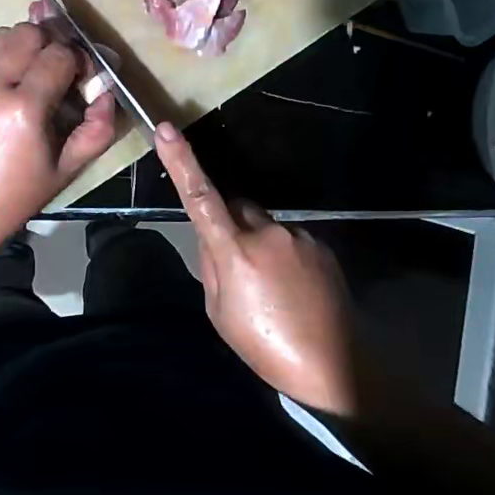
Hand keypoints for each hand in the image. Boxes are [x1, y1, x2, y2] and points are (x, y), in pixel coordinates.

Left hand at [0, 22, 117, 248]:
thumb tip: (107, 92)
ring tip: (39, 69)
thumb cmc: (20, 194)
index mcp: (23, 108)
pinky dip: (7, 54)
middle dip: (54, 42)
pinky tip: (17, 80)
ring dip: (28, 43)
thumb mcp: (69, 168)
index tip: (86, 80)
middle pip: (29, 32)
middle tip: (64, 69)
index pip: (59, 54)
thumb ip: (98, 128)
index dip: (80, 60)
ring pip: (4, 33)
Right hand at [153, 123, 358, 416]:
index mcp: (235, 252)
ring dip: (260, 244)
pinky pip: (291, 239)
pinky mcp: (321, 245)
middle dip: (230, 226)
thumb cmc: (261, 343)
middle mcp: (268, 233)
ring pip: (266, 227)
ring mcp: (299, 236)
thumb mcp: (218, 311)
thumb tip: (211, 238)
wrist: (328, 363)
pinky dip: (284, 255)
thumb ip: (212, 265)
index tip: (167, 131)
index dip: (181, 162)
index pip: (200, 197)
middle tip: (235, 267)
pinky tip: (292, 289)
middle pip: (238, 209)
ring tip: (271, 288)